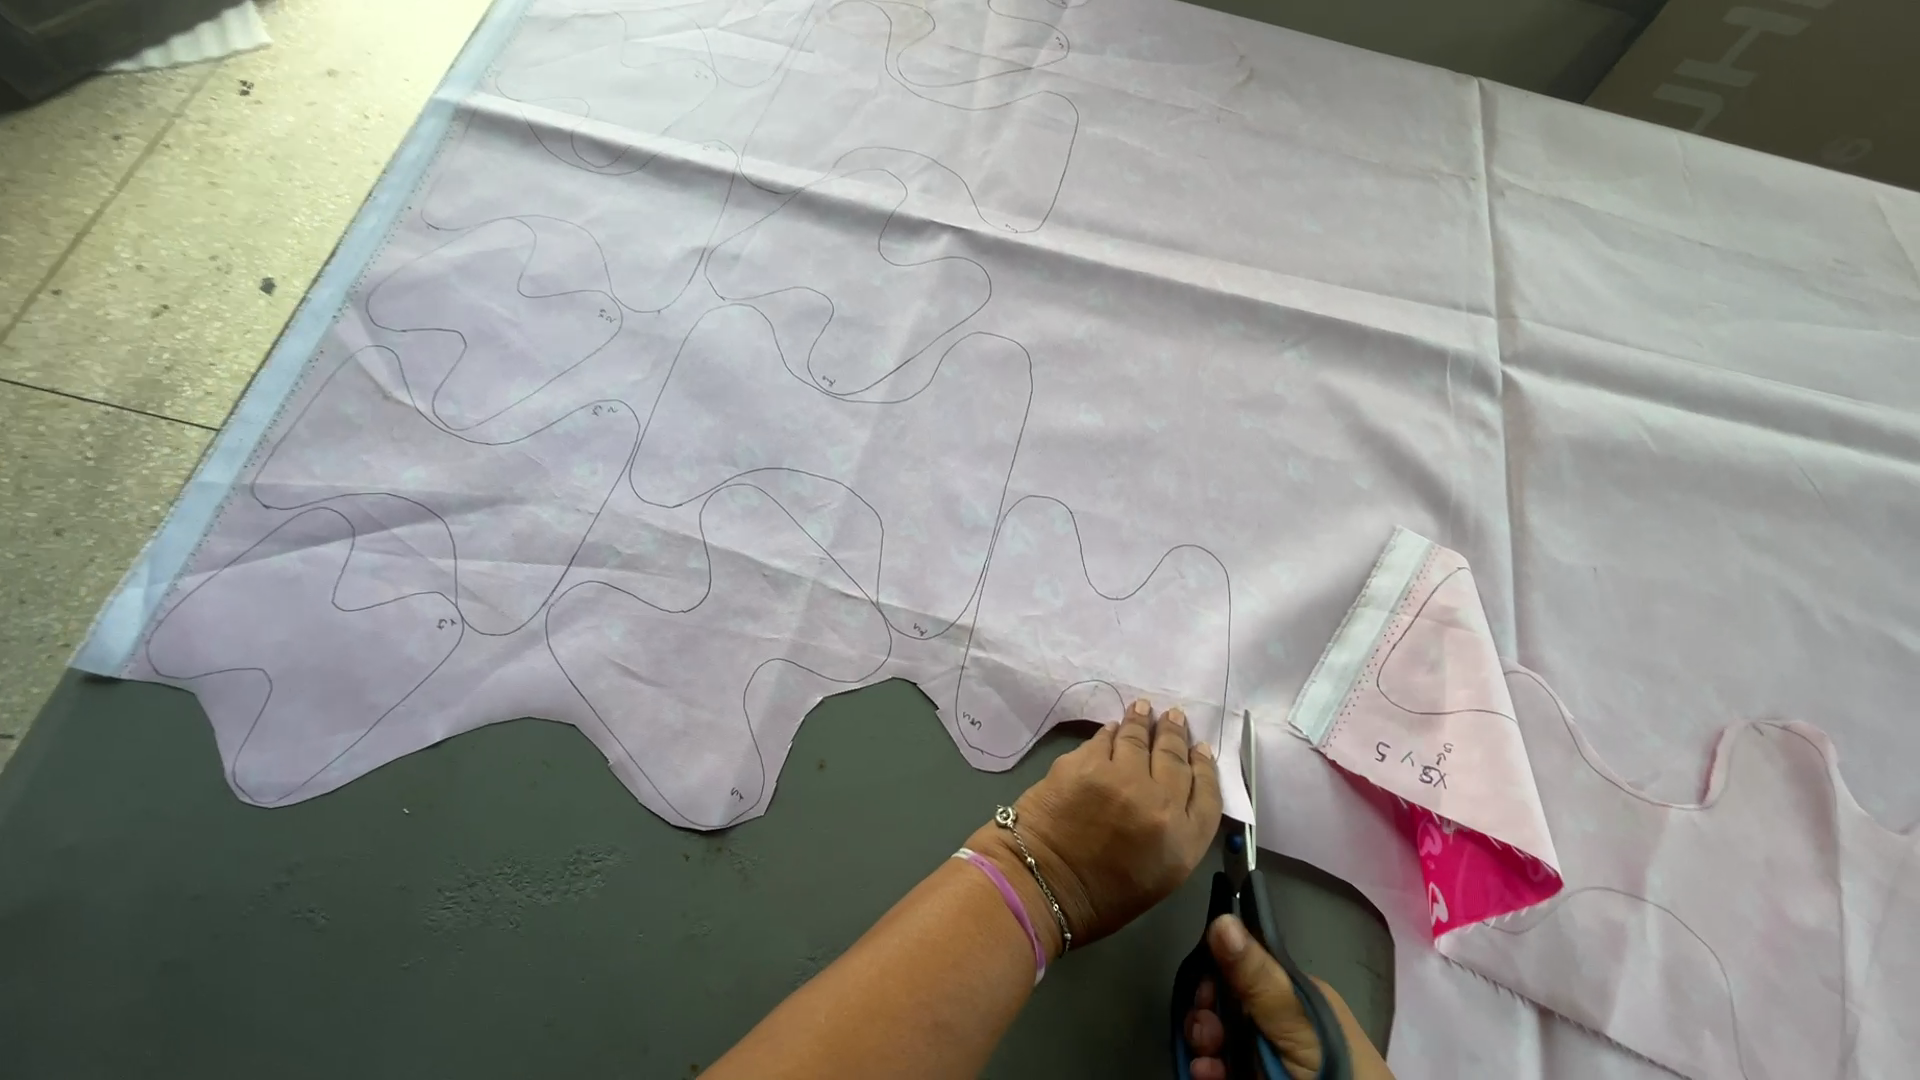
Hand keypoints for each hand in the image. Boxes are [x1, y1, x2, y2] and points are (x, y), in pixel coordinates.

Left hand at [969, 699, 1222, 952]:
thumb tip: (1168, 794)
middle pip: (1174, 759)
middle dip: (1175, 734)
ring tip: (1143, 709)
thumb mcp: (1158, 875)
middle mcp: (1158, 803)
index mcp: (1182, 841)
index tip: (1200, 748)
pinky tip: (1111, 729)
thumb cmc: (1099, 898)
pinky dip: (1110, 733)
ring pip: (1138, 740)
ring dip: (1142, 722)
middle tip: (1174, 716)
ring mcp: (1121, 778)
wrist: (1040, 886)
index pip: (1206, 793)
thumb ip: (1172, 833)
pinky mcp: (1085, 764)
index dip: (1204, 766)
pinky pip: (1103, 740)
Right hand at [1184, 914, 1396, 1079]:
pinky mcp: (1253, 1077)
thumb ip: (1259, 978)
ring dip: (1203, 1042)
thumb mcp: (1298, 1024)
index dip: (1215, 973)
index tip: (1203, 987)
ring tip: (1207, 1060)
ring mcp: (1264, 1053)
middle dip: (1206, 1013)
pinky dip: (1207, 1069)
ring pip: (1216, 1035)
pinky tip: (1206, 1073)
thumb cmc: (1338, 1072)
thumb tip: (1222, 916)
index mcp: (1292, 996)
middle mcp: (1276, 1020)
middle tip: (1207, 1030)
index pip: (1241, 966)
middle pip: (1223, 1001)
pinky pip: (1219, 1066)